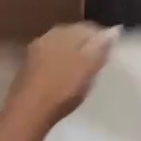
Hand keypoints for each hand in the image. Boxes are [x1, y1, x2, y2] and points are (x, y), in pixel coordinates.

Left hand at [1, 23, 118, 134]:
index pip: (89, 27)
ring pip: (59, 47)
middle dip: (85, 46)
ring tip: (81, 71)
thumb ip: (101, 47)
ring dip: (71, 55)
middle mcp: (48, 36)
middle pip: (73, 35)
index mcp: (64, 32)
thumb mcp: (89, 68)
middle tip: (97, 63)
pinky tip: (62, 78)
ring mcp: (35, 51)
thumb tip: (114, 29)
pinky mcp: (26, 68)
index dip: (102, 39)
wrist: (27, 113)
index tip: (110, 54)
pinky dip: (58, 65)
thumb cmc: (63, 89)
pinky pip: (49, 59)